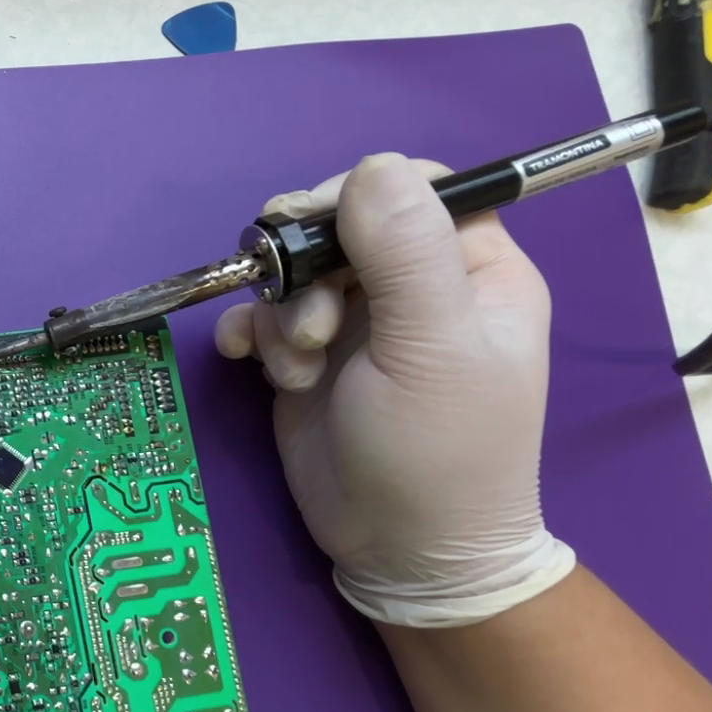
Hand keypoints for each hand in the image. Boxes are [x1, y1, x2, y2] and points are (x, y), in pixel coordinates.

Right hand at [214, 153, 573, 627]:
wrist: (396, 544)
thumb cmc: (436, 447)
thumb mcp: (430, 347)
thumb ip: (404, 253)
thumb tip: (367, 167)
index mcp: (467, 271)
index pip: (410, 193)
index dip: (353, 201)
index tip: (311, 233)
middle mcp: (407, 290)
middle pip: (336, 232)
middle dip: (305, 271)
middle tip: (311, 324)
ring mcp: (349, 326)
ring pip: (290, 277)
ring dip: (277, 315)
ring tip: (295, 368)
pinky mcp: (302, 360)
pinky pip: (260, 320)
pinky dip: (247, 334)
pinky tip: (244, 359)